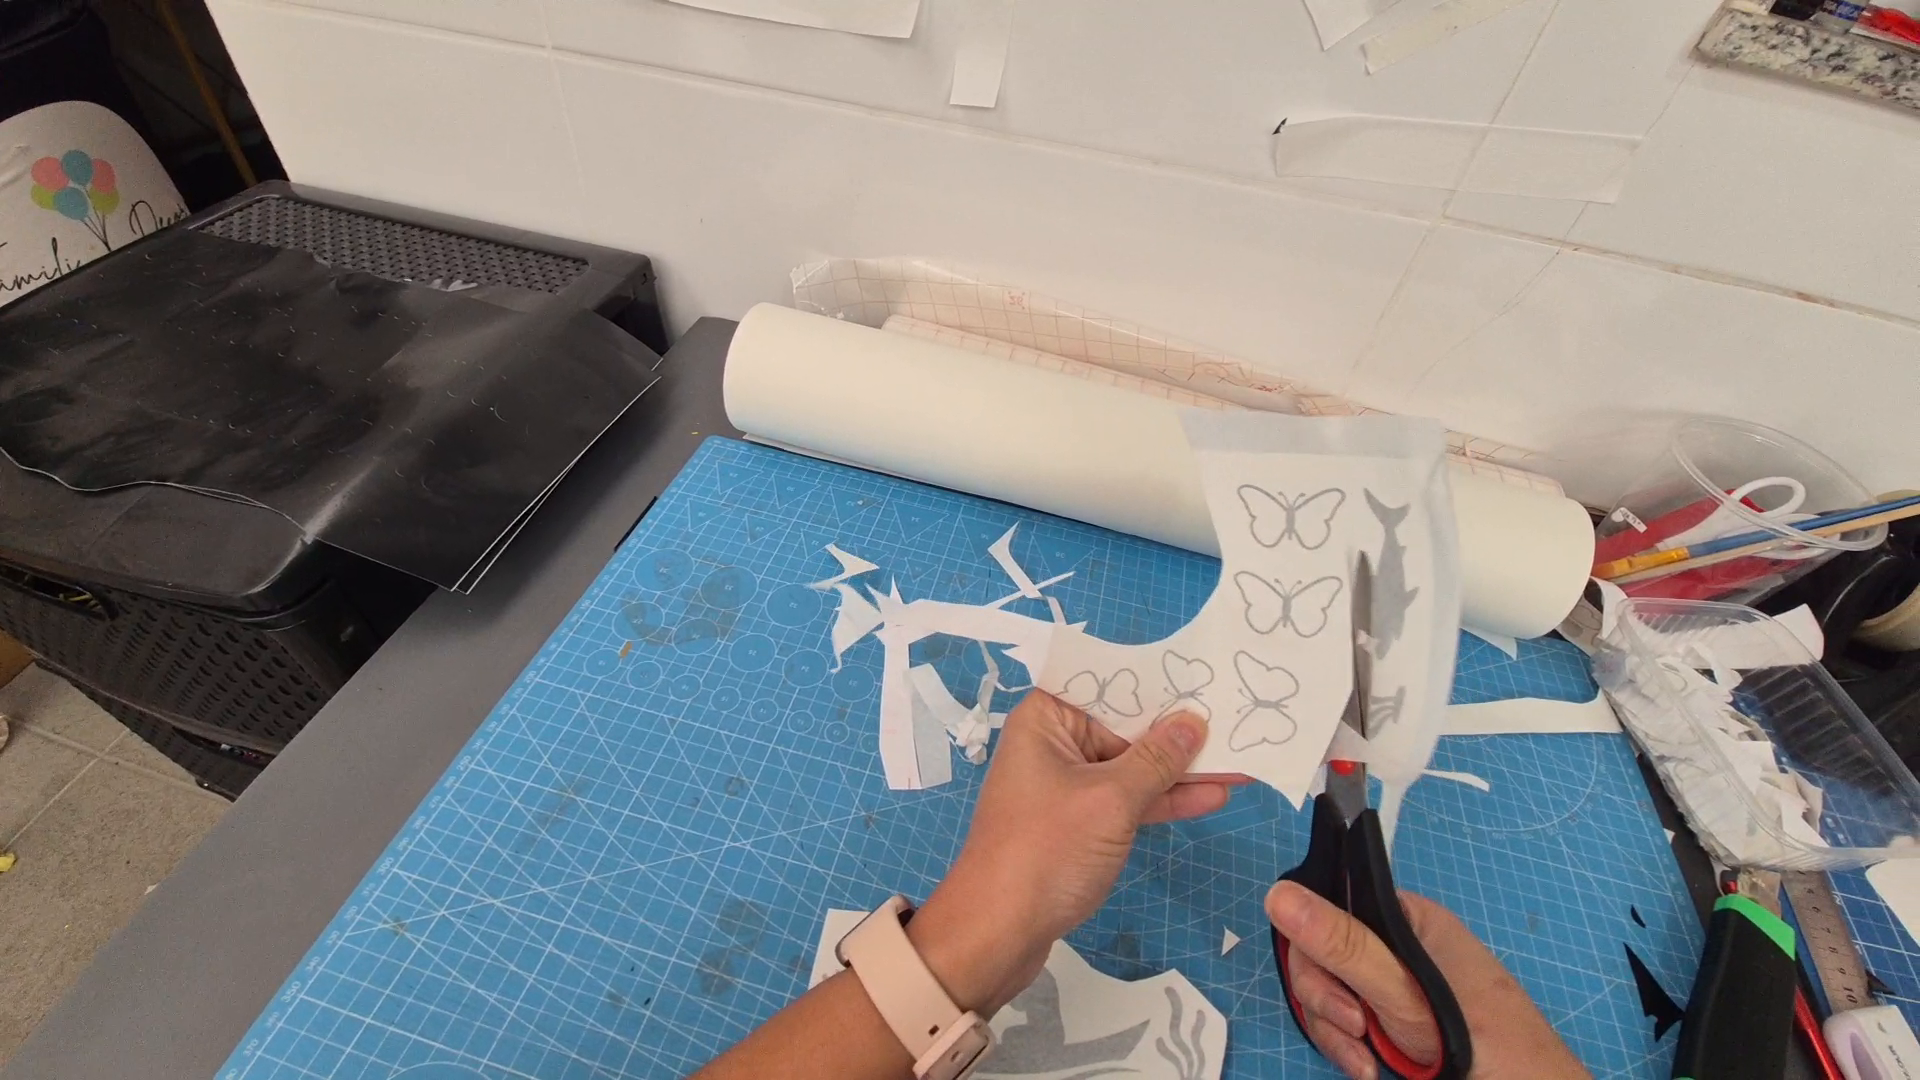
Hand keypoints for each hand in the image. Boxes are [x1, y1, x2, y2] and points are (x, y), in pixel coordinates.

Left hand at [908, 692, 1241, 1015]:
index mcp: (1045, 718)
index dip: (1153, 682)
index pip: (1104, 684)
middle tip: (1232, 718)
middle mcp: (1052, 742)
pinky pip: (1123, 798)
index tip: (1201, 676)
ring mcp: (1065, 784)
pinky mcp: (1076, 821)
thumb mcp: (1110, 799)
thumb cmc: (1047, 848)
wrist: (998, 931)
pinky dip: (1161, 799)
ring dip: (1177, 769)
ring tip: (1237, 761)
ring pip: (1127, 765)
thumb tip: (1192, 721)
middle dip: (1174, 729)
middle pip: (1120, 725)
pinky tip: (1210, 795)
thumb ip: (1156, 759)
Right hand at [1267, 881, 1590, 1079]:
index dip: (1311, 939)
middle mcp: (1395, 944)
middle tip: (1353, 1029)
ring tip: (1366, 1063)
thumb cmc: (1490, 1054)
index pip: (1328, 902)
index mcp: (1405, 917)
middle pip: (1320, 950)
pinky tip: (1368, 1069)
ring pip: (1326, 989)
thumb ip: (1342, 946)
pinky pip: (1342, 1021)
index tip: (1323, 980)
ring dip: (1334, 1028)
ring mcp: (1392, 986)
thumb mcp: (1409, 999)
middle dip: (1324, 994)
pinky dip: (1346, 1046)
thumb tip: (1276, 892)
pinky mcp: (1390, 1024)